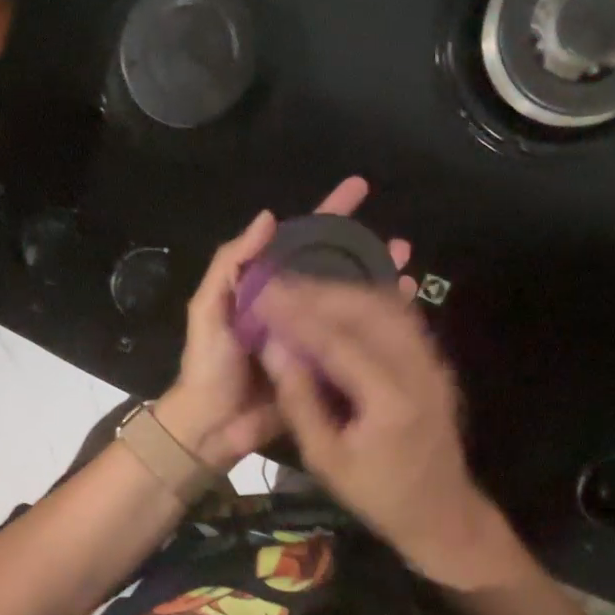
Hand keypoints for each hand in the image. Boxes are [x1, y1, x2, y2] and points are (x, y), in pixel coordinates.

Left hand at [155, 177, 414, 470]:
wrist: (213, 426)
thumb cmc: (208, 365)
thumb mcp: (209, 310)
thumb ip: (231, 265)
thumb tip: (269, 217)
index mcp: (265, 288)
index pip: (299, 241)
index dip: (327, 215)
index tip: (359, 189)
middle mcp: (293, 306)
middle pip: (333, 267)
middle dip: (364, 248)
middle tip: (398, 238)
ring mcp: (312, 335)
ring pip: (350, 299)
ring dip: (377, 279)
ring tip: (406, 262)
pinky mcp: (326, 365)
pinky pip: (355, 337)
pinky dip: (378, 321)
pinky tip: (403, 306)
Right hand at [253, 279, 534, 589]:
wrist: (443, 513)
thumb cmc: (378, 495)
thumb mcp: (326, 459)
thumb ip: (299, 400)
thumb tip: (273, 347)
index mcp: (391, 400)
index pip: (337, 341)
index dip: (297, 314)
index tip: (263, 294)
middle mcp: (419, 370)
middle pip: (367, 310)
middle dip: (319, 292)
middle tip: (279, 285)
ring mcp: (433, 362)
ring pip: (387, 306)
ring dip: (342, 292)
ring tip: (302, 290)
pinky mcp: (434, 362)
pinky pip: (399, 317)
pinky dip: (365, 303)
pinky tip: (337, 303)